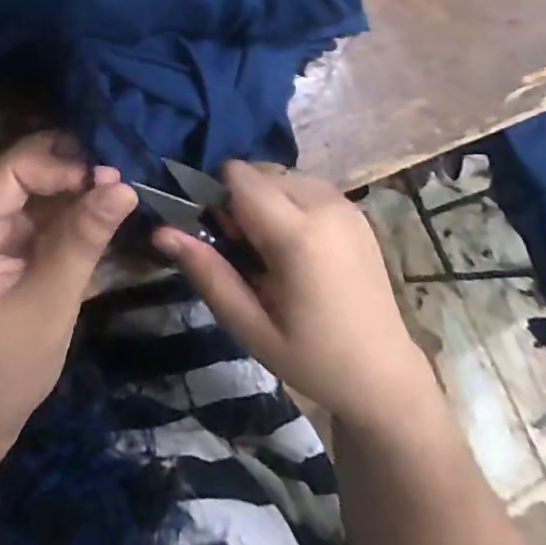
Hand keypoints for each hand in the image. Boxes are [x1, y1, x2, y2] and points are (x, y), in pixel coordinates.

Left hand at [0, 131, 136, 466]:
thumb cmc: (2, 370)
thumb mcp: (48, 303)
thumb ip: (83, 239)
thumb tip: (125, 185)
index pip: (14, 168)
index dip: (63, 165)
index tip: (111, 179)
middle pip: (25, 170)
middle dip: (73, 169)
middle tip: (123, 178)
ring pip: (39, 188)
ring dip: (79, 188)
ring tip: (123, 191)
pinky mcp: (8, 247)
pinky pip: (44, 214)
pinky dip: (74, 211)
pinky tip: (106, 211)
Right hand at [153, 161, 436, 429]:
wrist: (384, 374)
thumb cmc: (312, 358)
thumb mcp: (249, 326)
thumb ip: (206, 272)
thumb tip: (161, 231)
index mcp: (298, 234)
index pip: (239, 175)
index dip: (217, 197)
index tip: (221, 236)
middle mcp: (324, 205)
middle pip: (259, 170)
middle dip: (240, 198)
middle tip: (245, 249)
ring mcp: (345, 204)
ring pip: (282, 173)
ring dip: (264, 197)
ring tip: (271, 248)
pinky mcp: (355, 209)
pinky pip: (305, 183)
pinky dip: (288, 199)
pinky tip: (296, 244)